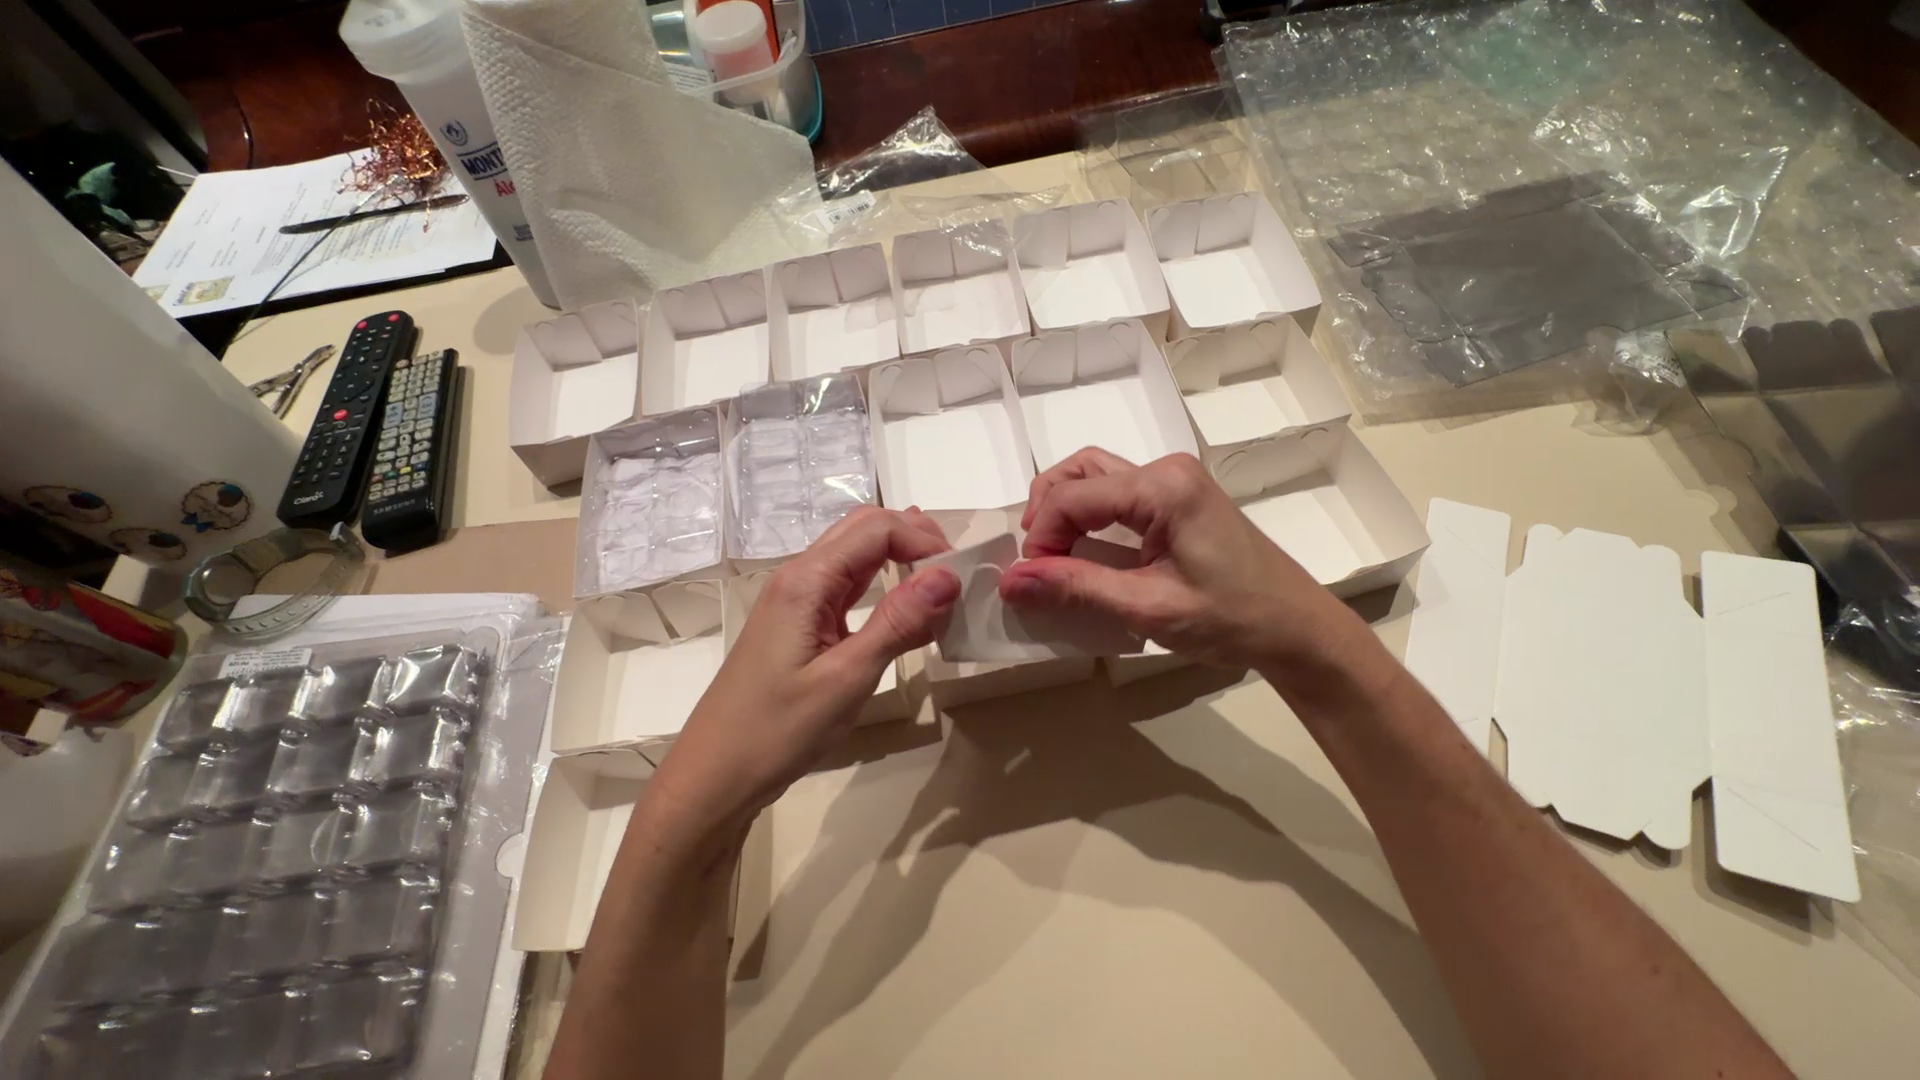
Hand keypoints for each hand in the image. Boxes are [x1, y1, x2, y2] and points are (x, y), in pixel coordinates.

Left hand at [645, 507, 959, 843]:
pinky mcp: (800, 624)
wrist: (717, 773)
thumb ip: (898, 623)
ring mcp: (797, 600)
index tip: (961, 575)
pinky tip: (905, 602)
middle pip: (863, 529)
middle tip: (956, 572)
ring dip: (899, 557)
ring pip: (855, 555)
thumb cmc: (778, 729)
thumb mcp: (847, 678)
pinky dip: (882, 584)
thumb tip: (948, 576)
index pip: (876, 529)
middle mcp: (799, 577)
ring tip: (942, 582)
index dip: (923, 540)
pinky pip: (847, 586)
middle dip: (913, 537)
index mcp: (806, 580)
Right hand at [999, 448, 1368, 671]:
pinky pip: (1117, 492)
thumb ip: (1076, 587)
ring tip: (1051, 554)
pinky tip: (1082, 549)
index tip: (1028, 581)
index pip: (1073, 497)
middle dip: (1046, 511)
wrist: (1295, 628)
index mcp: (1162, 487)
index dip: (1040, 537)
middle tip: (1035, 561)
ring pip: (1096, 476)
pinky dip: (1088, 514)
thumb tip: (1010, 581)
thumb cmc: (1230, 619)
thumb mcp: (1147, 607)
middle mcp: (1166, 469)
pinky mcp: (1180, 497)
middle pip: (1080, 471)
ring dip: (1064, 508)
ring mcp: (1176, 480)